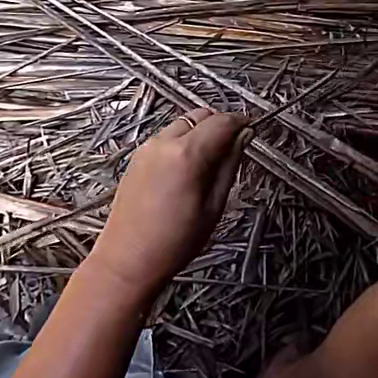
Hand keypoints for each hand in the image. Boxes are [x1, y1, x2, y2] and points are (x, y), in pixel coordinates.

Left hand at [91, 107, 249, 295]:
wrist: (128, 261)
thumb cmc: (172, 243)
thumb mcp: (214, 206)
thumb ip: (230, 165)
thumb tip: (243, 138)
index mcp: (187, 155)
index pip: (222, 122)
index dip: (240, 122)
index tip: (250, 128)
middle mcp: (164, 144)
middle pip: (201, 116)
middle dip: (221, 125)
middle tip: (234, 146)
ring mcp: (147, 149)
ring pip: (183, 124)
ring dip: (201, 133)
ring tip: (212, 163)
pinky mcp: (137, 158)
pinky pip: (167, 137)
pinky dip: (183, 142)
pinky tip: (190, 169)